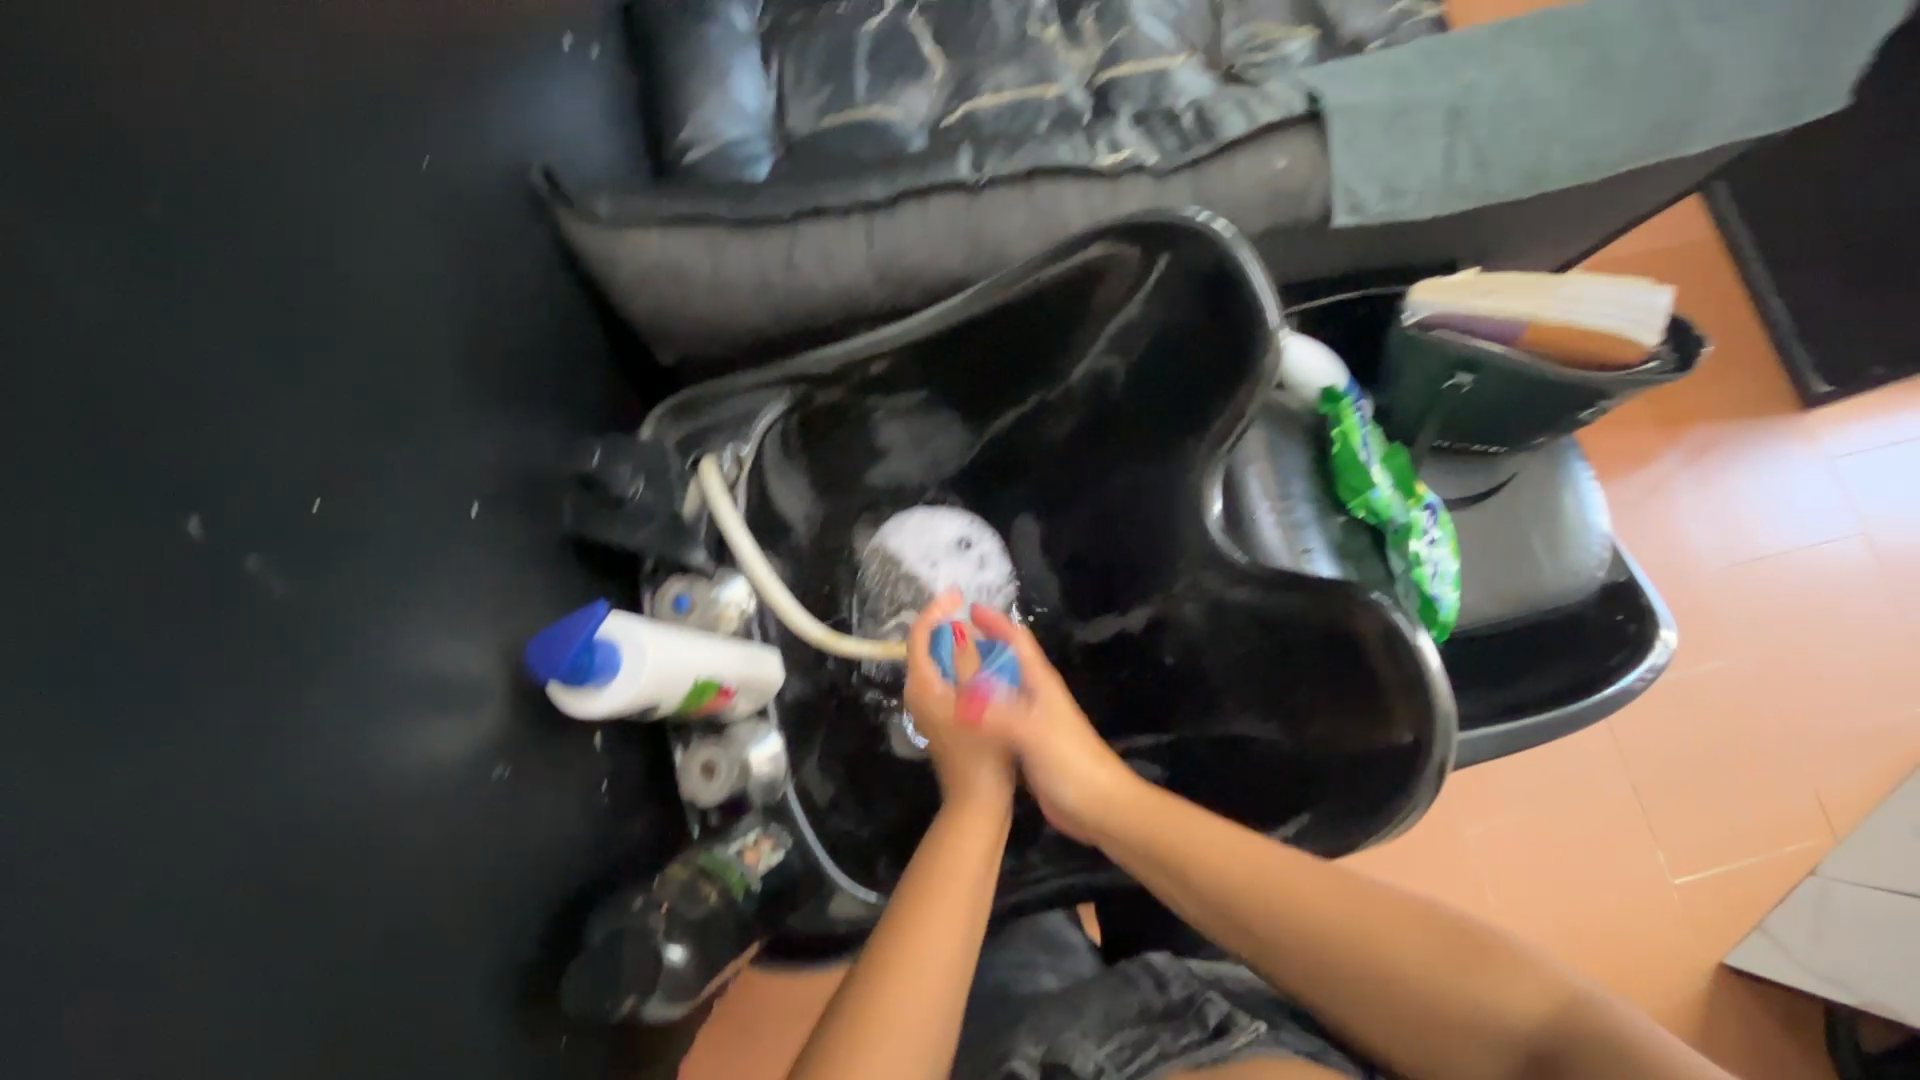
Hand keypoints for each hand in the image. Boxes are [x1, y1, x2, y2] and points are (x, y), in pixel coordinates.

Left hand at [904, 592, 1016, 812]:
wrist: (978, 800)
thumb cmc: (982, 751)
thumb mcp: (980, 700)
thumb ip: (968, 662)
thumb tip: (959, 630)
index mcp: (922, 686)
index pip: (919, 636)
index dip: (936, 610)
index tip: (958, 595)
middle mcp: (917, 693)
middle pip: (924, 646)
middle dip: (944, 623)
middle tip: (968, 606)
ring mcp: (927, 706)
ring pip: (935, 663)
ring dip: (952, 642)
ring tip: (977, 625)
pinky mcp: (940, 716)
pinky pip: (944, 677)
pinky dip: (957, 662)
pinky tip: (981, 658)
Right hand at [967, 606, 1141, 844]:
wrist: (1101, 807)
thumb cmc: (1072, 763)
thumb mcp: (1033, 732)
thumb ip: (998, 713)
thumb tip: (958, 696)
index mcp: (1041, 684)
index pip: (1017, 641)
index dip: (995, 622)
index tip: (966, 608)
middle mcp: (1036, 697)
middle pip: (1007, 662)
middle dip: (979, 647)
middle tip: (943, 644)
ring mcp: (1032, 723)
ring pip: (1000, 691)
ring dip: (977, 679)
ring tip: (944, 676)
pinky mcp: (1028, 747)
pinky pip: (998, 720)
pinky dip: (979, 712)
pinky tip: (959, 719)